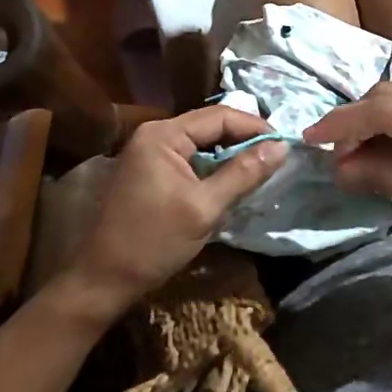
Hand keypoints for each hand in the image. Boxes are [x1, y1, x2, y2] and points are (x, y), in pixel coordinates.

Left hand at [63, 107, 285, 321]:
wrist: (105, 275)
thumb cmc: (155, 240)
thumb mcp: (205, 207)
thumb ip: (244, 173)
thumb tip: (281, 146)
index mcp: (163, 135)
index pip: (219, 116)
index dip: (255, 127)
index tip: (286, 145)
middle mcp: (153, 134)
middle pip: (208, 125)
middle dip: (243, 139)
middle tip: (277, 157)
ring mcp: (148, 151)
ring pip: (199, 142)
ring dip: (228, 154)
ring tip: (260, 169)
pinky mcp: (148, 170)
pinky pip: (187, 157)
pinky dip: (210, 166)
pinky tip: (230, 181)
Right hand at [303, 83, 391, 268]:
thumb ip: (389, 176)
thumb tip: (340, 167)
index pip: (384, 109)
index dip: (342, 123)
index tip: (311, 139)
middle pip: (390, 94)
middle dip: (354, 120)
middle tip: (335, 155)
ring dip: (373, 119)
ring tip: (355, 153)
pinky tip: (386, 145)